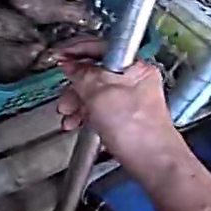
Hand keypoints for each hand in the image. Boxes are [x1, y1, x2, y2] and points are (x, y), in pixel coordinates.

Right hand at [53, 37, 185, 176]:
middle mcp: (133, 80)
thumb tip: (70, 64)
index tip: (59, 55)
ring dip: (76, 103)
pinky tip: (76, 122)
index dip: (77, 51)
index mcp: (134, 68)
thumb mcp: (100, 95)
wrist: (152, 162)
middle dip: (74, 87)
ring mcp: (128, 98)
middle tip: (65, 97)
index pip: (100, 49)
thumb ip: (82, 75)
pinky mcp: (123, 115)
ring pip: (91, 92)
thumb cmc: (137, 130)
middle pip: (92, 73)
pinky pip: (96, 107)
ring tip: (69, 115)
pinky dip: (83, 114)